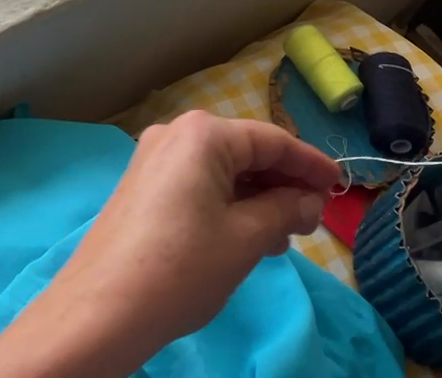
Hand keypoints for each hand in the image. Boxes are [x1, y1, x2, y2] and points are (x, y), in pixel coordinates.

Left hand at [0, 111, 337, 377]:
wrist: (101, 309)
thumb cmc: (181, 268)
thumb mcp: (244, 239)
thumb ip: (284, 210)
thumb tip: (309, 200)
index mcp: (202, 134)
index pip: (271, 140)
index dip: (309, 164)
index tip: (340, 185)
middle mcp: (175, 133)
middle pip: (244, 151)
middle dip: (282, 183)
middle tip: (315, 218)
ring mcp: (153, 158)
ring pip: (221, 169)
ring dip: (256, 197)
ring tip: (285, 235)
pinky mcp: (142, 185)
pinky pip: (197, 183)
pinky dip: (227, 203)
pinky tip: (247, 234)